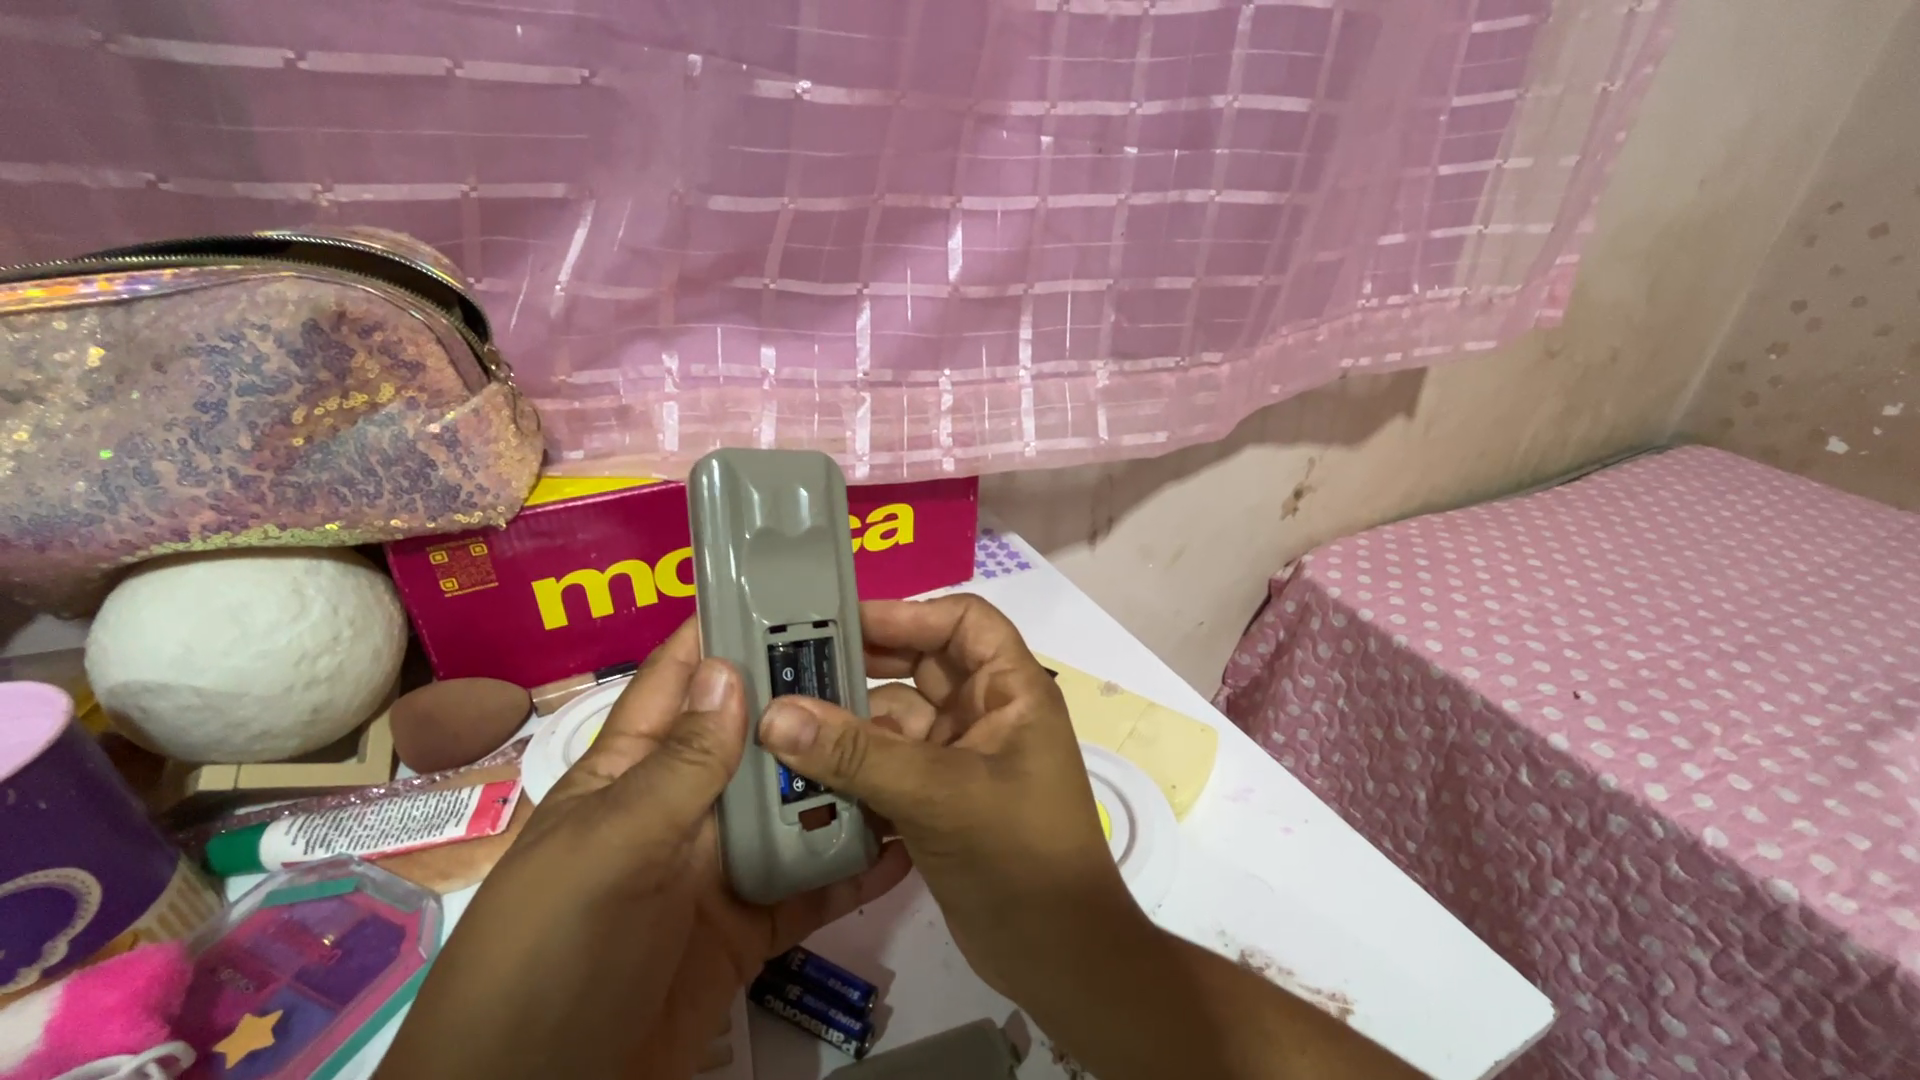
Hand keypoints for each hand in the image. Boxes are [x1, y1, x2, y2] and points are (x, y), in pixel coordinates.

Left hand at [378, 620, 910, 1079]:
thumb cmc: (553, 957)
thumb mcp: (609, 850)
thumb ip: (678, 767)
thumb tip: (727, 668)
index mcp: (631, 773)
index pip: (680, 682)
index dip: (728, 635)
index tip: (796, 597)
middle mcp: (680, 810)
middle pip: (755, 743)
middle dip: (812, 708)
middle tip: (892, 674)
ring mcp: (717, 871)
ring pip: (791, 811)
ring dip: (845, 786)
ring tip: (915, 750)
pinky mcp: (749, 928)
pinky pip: (809, 887)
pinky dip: (854, 870)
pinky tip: (906, 846)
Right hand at [755, 595, 1144, 1001]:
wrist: (1057, 956)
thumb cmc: (1018, 853)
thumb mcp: (939, 794)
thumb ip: (857, 754)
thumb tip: (775, 713)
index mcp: (1010, 690)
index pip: (963, 621)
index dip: (908, 614)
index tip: (843, 622)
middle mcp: (984, 715)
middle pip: (919, 667)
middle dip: (860, 667)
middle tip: (788, 667)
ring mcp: (959, 760)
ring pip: (894, 723)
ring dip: (845, 727)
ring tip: (777, 724)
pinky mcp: (936, 802)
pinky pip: (886, 768)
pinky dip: (850, 772)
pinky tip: (798, 778)